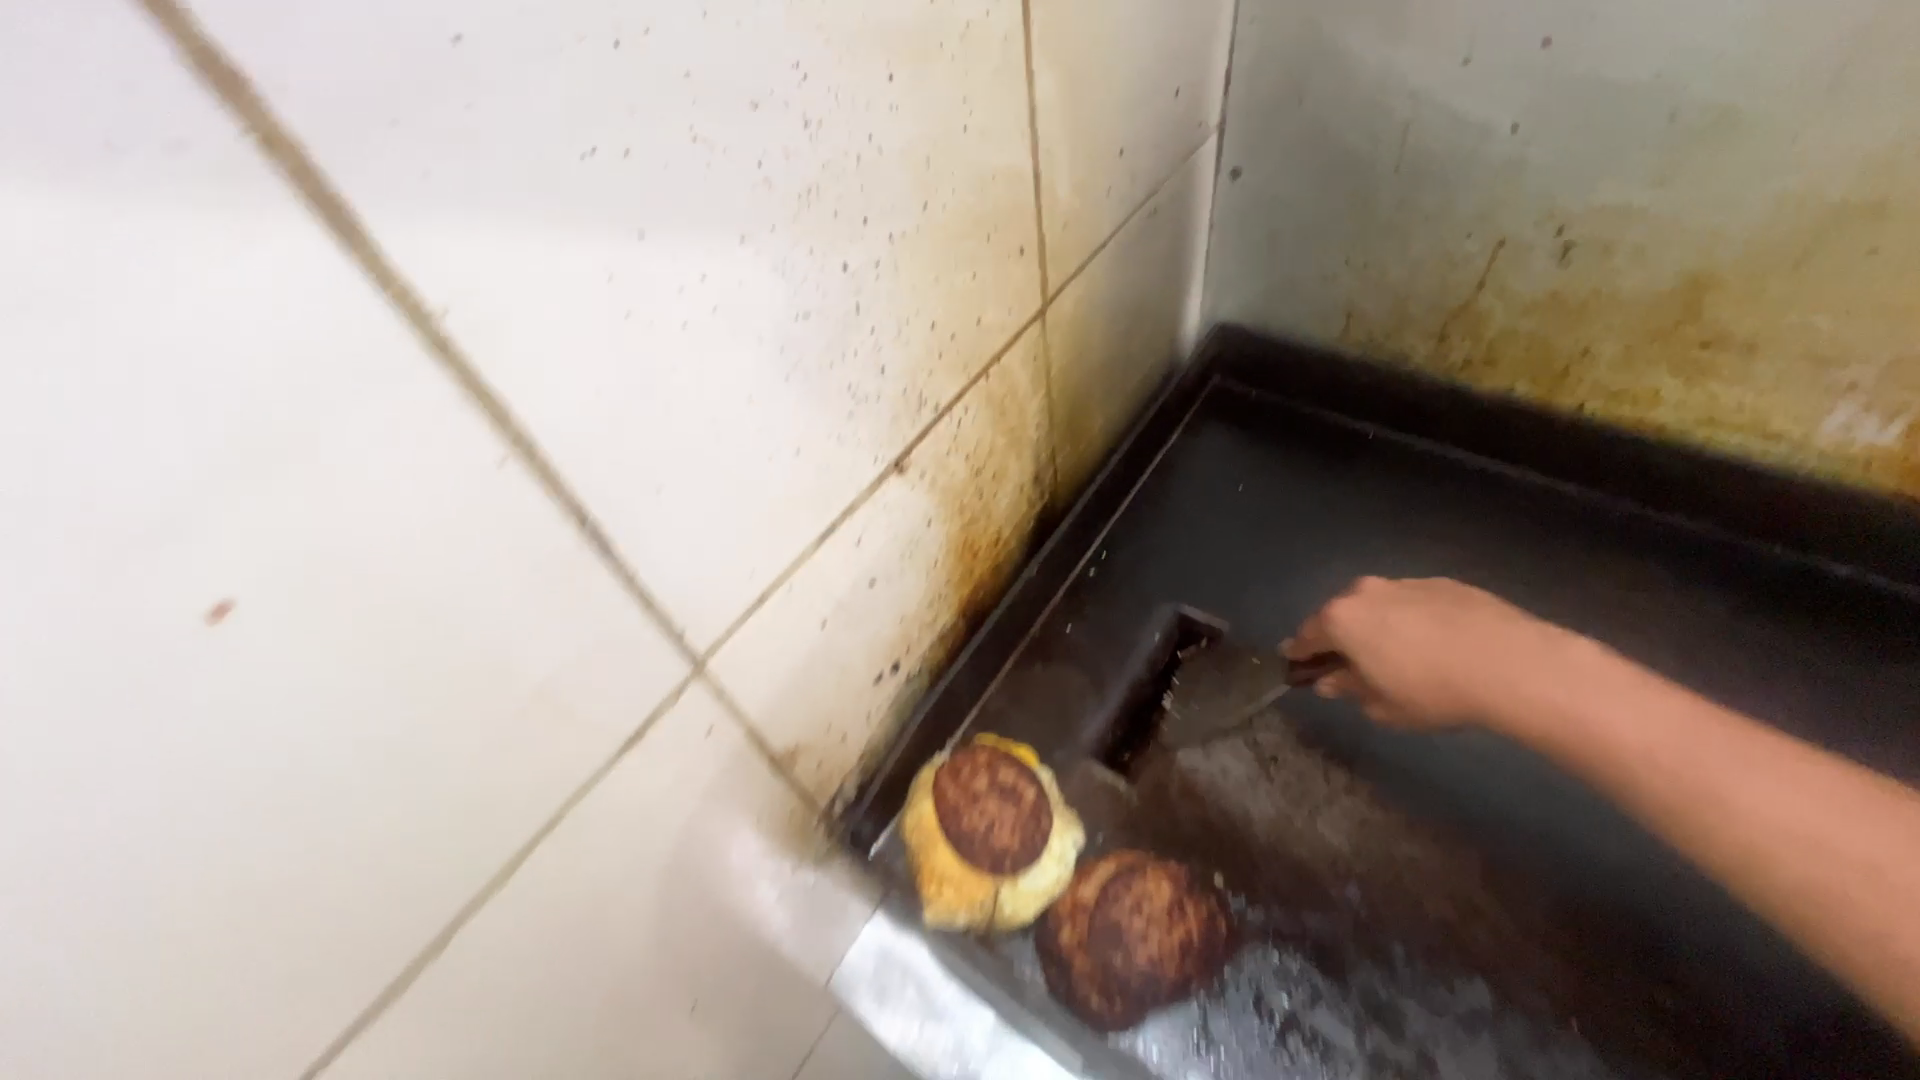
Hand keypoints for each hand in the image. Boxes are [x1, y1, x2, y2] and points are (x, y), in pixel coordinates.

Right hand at [1283, 577, 1590, 730]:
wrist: (1512, 664)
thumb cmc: (1432, 690)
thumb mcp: (1383, 705)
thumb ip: (1349, 689)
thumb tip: (1330, 681)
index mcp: (1340, 619)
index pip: (1306, 637)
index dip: (1300, 655)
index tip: (1298, 668)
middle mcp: (1364, 592)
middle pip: (1340, 615)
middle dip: (1341, 637)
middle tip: (1353, 664)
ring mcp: (1405, 582)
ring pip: (1378, 605)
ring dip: (1378, 625)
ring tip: (1400, 654)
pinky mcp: (1444, 583)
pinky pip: (1414, 602)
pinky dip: (1414, 619)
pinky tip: (1437, 644)